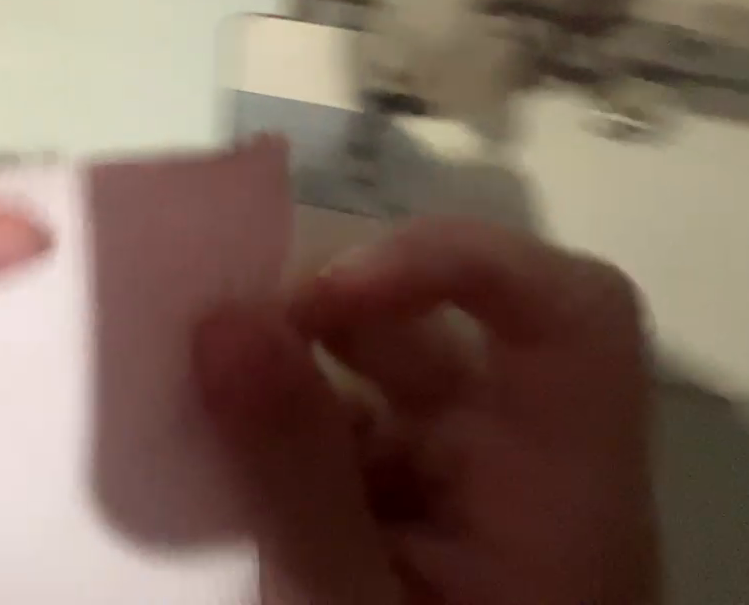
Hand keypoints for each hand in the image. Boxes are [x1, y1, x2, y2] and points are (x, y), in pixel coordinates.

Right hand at [194, 220, 659, 604]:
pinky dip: (253, 398)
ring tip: (184, 374)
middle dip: (311, 308)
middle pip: (432, 317)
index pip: (564, 311)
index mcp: (553, 485)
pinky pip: (316, 402)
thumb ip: (293, 475)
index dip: (450, 261)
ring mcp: (439, 470)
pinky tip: (196, 426)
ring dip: (270, 350)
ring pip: (361, 354)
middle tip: (207, 332)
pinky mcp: (381, 487)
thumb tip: (225, 321)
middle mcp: (505, 455)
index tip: (315, 298)